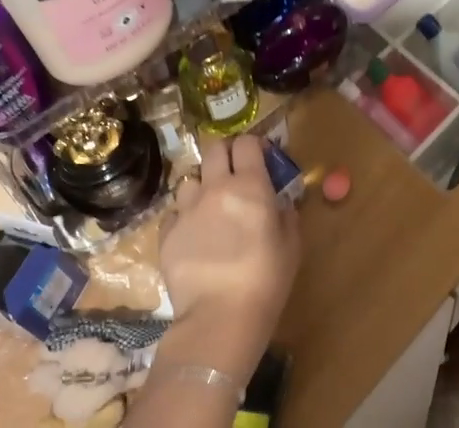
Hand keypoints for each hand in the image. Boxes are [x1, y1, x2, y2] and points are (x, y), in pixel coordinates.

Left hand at [158, 135, 300, 338]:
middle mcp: (216, 188)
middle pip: (213, 149)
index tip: (260, 158)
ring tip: (210, 206)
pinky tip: (193, 234)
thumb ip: (285, 213)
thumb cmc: (266, 278)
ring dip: (202, 186)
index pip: (247, 142)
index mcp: (251, 185)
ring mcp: (187, 210)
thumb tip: (277, 204)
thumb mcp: (292, 242)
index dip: (253, 146)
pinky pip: (174, 212)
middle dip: (224, 154)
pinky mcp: (166, 234)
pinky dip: (184, 216)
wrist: (220, 317)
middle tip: (233, 172)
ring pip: (190, 179)